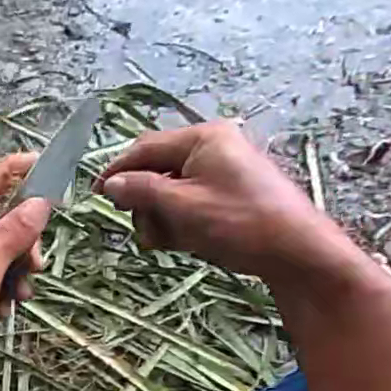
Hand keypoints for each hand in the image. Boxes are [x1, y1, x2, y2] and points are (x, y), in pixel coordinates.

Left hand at [0, 153, 49, 387]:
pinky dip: (2, 292)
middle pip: (2, 222)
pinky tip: (1, 311)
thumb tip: (40, 202)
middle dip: (24, 243)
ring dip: (16, 274)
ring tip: (19, 296)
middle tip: (35, 267)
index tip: (45, 162)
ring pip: (2, 255)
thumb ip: (15, 232)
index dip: (17, 169)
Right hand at [96, 121, 371, 303]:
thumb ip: (142, 191)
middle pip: (156, 170)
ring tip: (167, 241)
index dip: (117, 171)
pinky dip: (178, 222)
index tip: (96, 195)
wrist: (295, 251)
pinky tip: (182, 242)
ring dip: (159, 217)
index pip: (145, 148)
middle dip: (144, 201)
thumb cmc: (239, 222)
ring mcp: (220, 173)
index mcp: (202, 138)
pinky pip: (187, 204)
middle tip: (145, 229)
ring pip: (169, 191)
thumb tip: (110, 184)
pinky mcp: (226, 196)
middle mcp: (211, 148)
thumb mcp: (183, 206)